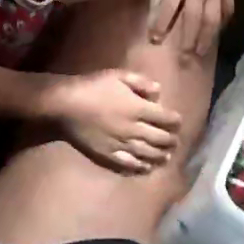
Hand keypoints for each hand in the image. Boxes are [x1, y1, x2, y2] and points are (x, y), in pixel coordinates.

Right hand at [45, 69, 183, 174]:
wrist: (65, 105)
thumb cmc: (91, 86)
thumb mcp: (117, 75)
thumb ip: (140, 82)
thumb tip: (159, 91)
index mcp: (139, 108)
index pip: (166, 118)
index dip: (176, 121)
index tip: (178, 121)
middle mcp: (134, 129)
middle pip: (161, 139)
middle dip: (171, 140)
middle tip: (175, 140)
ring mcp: (122, 144)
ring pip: (149, 154)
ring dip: (161, 156)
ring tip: (166, 156)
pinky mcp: (108, 154)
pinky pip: (130, 164)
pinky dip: (142, 167)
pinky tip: (147, 167)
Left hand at [144, 0, 234, 56]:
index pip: (169, 8)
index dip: (161, 24)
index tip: (155, 40)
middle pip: (192, 19)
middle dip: (186, 39)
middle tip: (182, 58)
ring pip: (211, 19)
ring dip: (205, 38)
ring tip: (199, 52)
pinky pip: (227, 9)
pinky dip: (223, 22)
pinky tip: (218, 34)